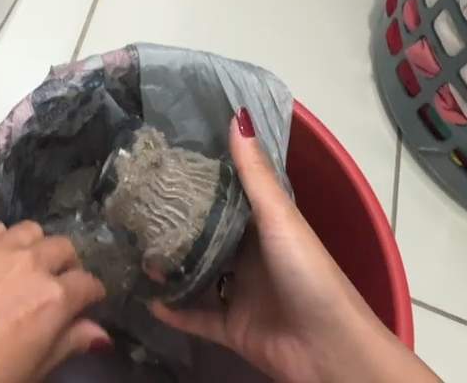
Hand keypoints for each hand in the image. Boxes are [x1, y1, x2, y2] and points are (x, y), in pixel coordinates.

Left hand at [0, 220, 109, 382]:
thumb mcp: (35, 369)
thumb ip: (69, 342)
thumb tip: (99, 334)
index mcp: (53, 297)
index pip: (87, 283)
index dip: (91, 294)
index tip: (88, 301)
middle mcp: (29, 262)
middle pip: (63, 248)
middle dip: (67, 266)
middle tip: (58, 284)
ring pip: (30, 230)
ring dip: (34, 247)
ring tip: (25, 268)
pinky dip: (0, 240)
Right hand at [151, 110, 439, 382]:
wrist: (332, 352)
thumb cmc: (308, 274)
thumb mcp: (279, 217)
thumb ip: (254, 172)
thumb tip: (237, 114)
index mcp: (264, 225)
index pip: (226, 196)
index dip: (198, 180)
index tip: (162, 164)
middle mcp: (250, 255)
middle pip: (207, 235)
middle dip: (176, 224)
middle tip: (137, 208)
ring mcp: (241, 293)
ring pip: (198, 274)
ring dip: (170, 266)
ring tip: (135, 250)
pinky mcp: (233, 328)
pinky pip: (197, 316)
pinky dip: (174, 310)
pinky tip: (148, 298)